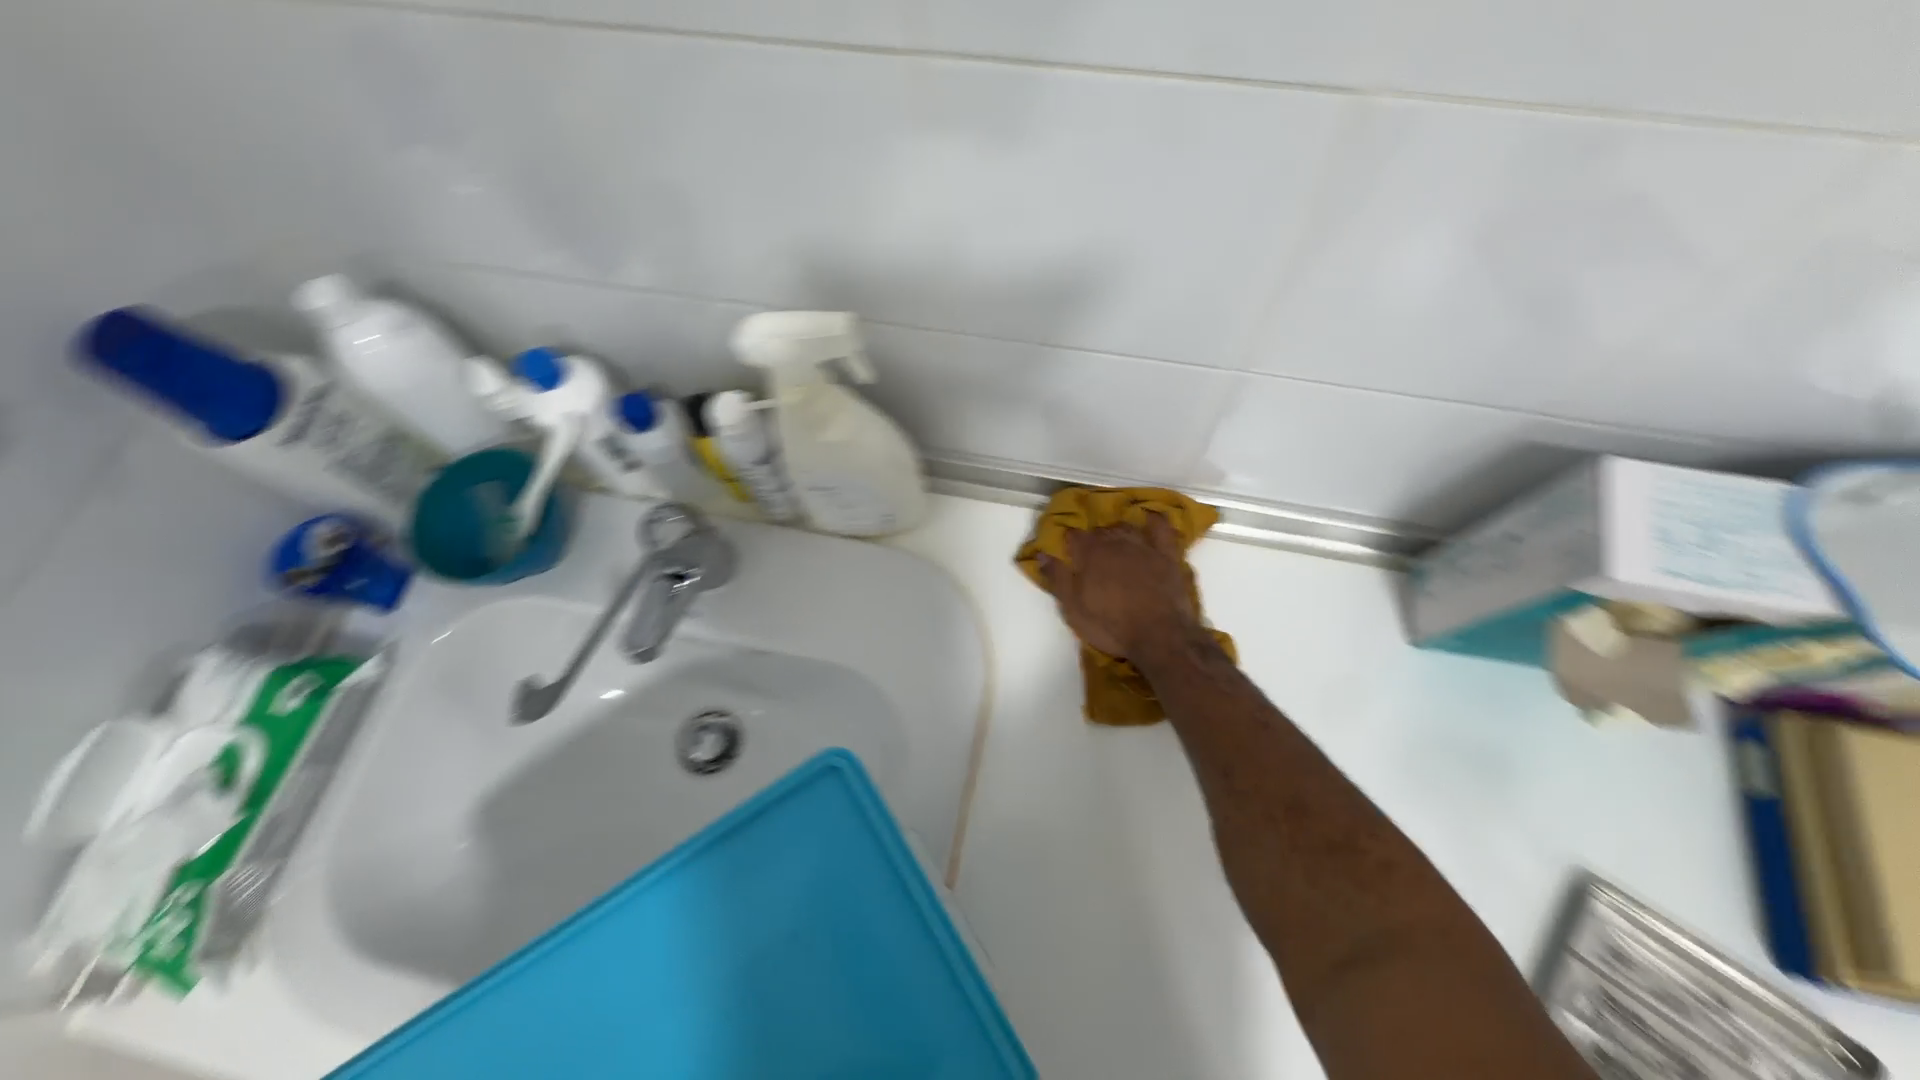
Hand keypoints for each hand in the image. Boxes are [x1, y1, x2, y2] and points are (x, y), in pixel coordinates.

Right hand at [1038, 514, 1199, 659]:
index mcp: (1090, 554)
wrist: (1159, 636)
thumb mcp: (1074, 609)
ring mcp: (1143, 547)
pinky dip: (1155, 520)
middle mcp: (1115, 543)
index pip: (1074, 536)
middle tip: (1091, 555)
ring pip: (1126, 528)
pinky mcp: (1167, 556)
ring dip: (1117, 532)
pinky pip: (1161, 528)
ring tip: (1114, 542)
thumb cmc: (1111, 626)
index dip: (1070, 542)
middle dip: (1093, 539)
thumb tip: (1042, 554)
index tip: (1068, 551)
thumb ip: (1058, 579)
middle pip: (1100, 532)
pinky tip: (1150, 518)